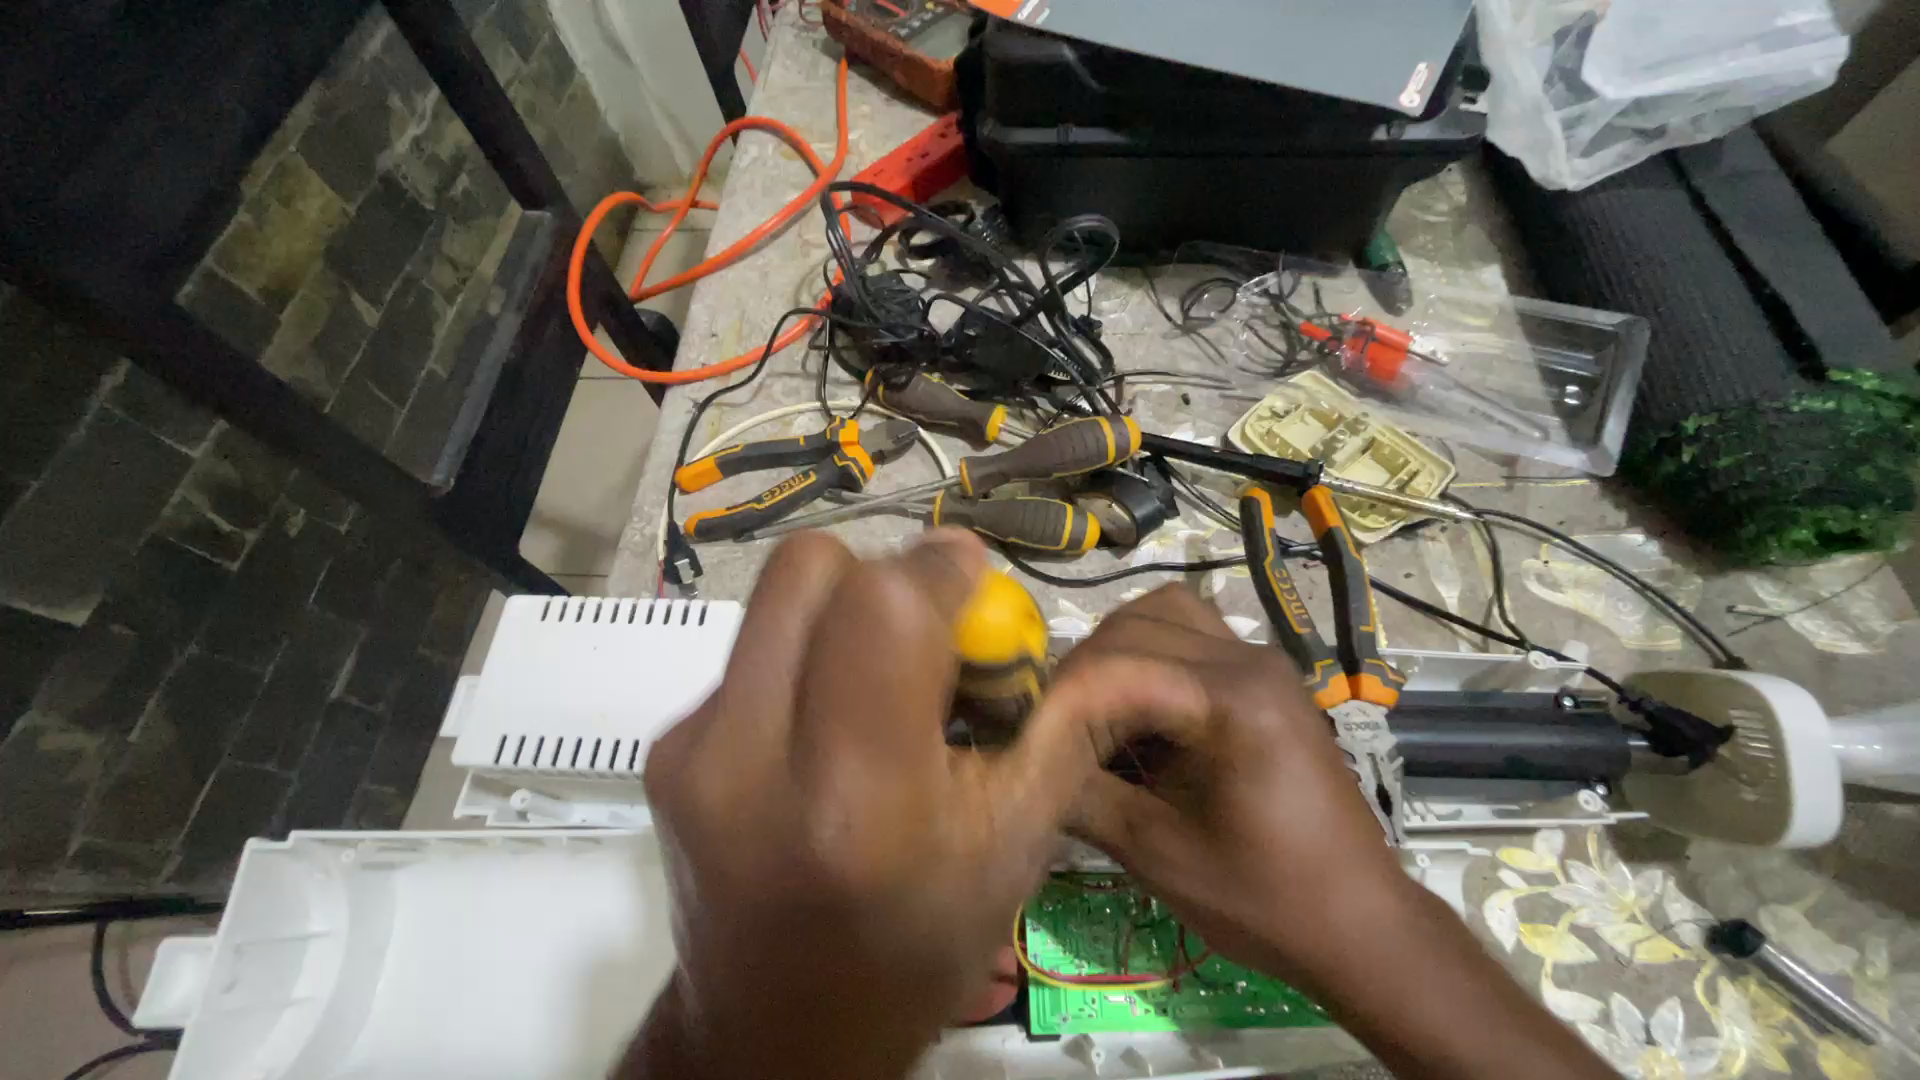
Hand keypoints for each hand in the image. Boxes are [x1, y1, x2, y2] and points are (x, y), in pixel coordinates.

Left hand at [628, 532, 1204, 1079]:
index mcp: (859, 800)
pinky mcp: (666, 747)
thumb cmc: (914, 946)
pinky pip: (753, 647)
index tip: (975, 580)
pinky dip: (806, 655)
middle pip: (810, 569)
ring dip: (844, 612)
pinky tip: (830, 723)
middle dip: (885, 577)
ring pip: (776, 597)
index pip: (883, 607)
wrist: (776, 1031)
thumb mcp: (1017, 846)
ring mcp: (694, 749)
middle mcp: (753, 760)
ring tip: (881, 683)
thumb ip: (1062, 723)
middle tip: (929, 632)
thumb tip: (1079, 630)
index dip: (937, 567)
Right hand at [1060, 585, 1615, 1079]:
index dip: (1059, 698)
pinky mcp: (1265, 677)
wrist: (1360, 923)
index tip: (1024, 735)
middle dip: (1082, 669)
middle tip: (1053, 723)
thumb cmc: (1264, 898)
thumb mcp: (1157, 854)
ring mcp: (1263, 661)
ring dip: (1116, 650)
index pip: (1116, 667)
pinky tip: (1134, 712)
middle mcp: (1250, 659)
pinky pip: (1190, 634)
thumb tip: (1019, 757)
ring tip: (1090, 709)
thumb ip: (1080, 794)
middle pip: (1136, 623)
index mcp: (1232, 700)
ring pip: (1165, 612)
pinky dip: (1148, 655)